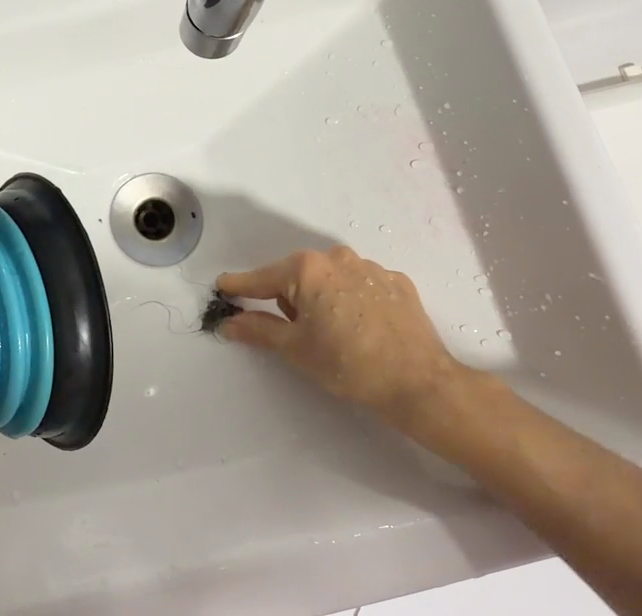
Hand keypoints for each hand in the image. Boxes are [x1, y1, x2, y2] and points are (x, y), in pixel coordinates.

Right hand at [215, 246, 468, 425]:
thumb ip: (258, 329)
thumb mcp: (296, 349)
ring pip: (330, 279)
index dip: (239, 286)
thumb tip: (229, 323)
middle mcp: (337, 258)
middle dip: (291, 299)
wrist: (419, 383)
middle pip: (297, 276)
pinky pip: (361, 285)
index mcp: (307, 269)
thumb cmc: (348, 364)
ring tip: (337, 334)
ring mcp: (371, 267)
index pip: (262, 278)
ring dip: (323, 298)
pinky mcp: (397, 282)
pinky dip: (354, 300)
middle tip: (301, 334)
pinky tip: (364, 328)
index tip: (222, 286)